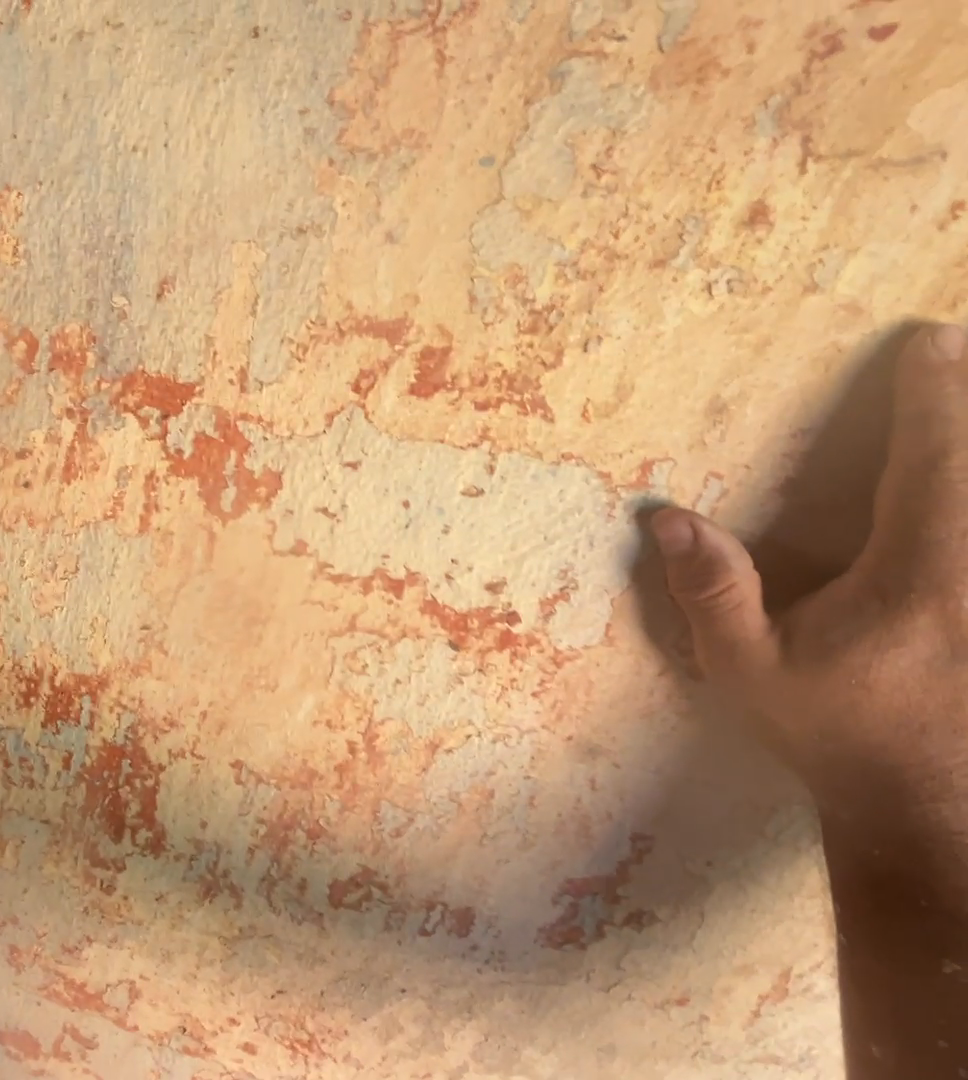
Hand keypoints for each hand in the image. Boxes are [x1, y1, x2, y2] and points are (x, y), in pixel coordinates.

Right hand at [654, 324, 967, 843]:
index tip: (932, 340)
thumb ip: (715, 592)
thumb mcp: (748, 668)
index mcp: (924, 577)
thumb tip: (668, 518)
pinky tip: (956, 495)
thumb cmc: (833, 731)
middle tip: (964, 353)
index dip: (935, 398)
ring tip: (965, 410)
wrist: (932, 803)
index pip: (936, 464)